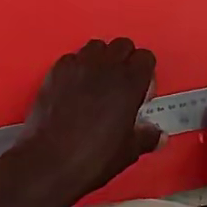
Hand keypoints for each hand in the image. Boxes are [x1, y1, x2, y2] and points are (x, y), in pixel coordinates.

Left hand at [6, 38, 162, 202]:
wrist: (49, 161)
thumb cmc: (89, 158)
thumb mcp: (128, 151)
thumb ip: (146, 137)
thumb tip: (157, 136)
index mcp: (129, 83)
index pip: (146, 57)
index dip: (145, 72)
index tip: (142, 88)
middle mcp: (105, 68)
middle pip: (122, 45)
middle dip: (125, 60)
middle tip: (122, 83)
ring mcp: (78, 66)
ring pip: (96, 46)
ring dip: (101, 59)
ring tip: (99, 82)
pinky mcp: (56, 71)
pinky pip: (72, 58)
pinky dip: (77, 67)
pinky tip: (76, 87)